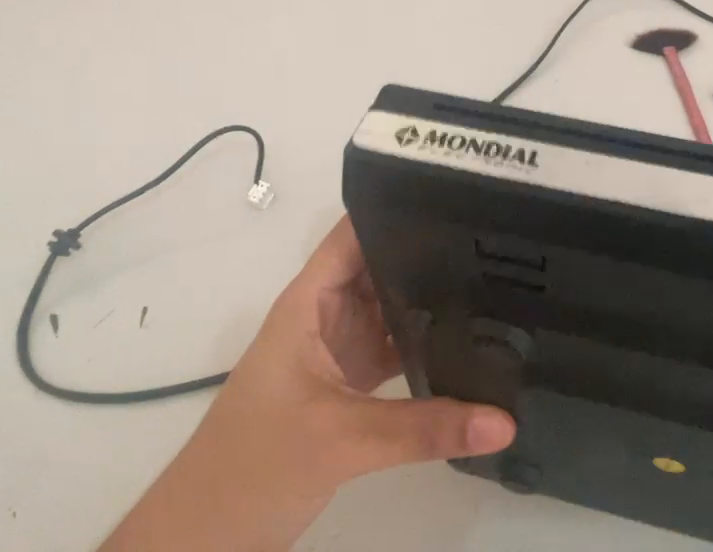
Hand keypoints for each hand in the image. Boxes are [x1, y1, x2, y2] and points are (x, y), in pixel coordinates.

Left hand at [100, 216, 517, 551]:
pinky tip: (472, 341)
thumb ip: (425, 428)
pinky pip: (397, 348)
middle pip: (382, 266)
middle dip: (431, 250)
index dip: (396, 208)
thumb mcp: (342, 440)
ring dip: (433, 298)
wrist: (206, 535)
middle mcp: (326, 315)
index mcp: (310, 302)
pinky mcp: (350, 384)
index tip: (456, 194)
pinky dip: (429, 344)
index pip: (353, 234)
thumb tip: (505, 421)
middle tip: (499, 237)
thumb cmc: (253, 467)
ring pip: (392, 308)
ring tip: (500, 278)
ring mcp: (339, 349)